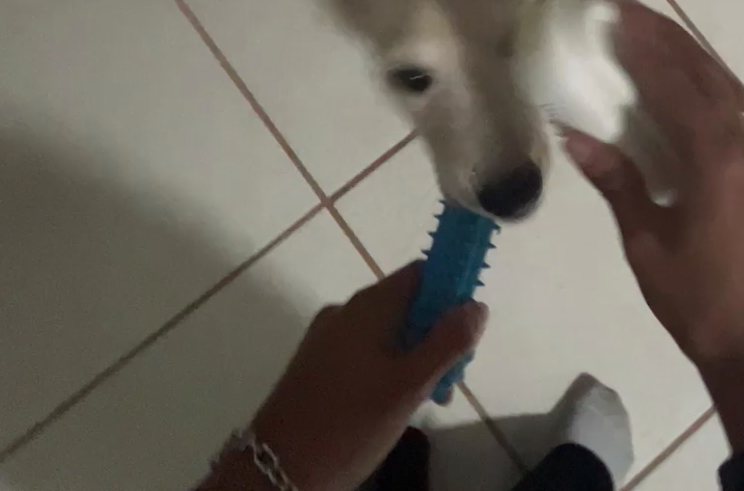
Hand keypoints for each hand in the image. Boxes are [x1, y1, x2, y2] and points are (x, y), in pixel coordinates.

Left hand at [208, 264, 487, 490]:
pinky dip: (388, 367)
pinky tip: (392, 404)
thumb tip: (477, 305)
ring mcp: (328, 338)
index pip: (424, 272)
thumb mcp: (408, 386)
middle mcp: (348, 310)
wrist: (266, 477)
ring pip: (388, 331)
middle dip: (437, 333)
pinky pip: (366, 351)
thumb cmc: (346, 425)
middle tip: (449, 378)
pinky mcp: (316, 365)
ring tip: (425, 399)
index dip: (452, 291)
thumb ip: (449, 342)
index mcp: (370, 305)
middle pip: (409, 303)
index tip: (467, 329)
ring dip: (415, 355)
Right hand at [560, 0, 743, 449]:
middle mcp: (739, 143)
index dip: (645, 49)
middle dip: (664, 36)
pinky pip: (730, 101)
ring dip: (686, 49)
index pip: (675, 87)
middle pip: (703, 72)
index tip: (616, 17)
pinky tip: (681, 71)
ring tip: (649, 27)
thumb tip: (572, 134)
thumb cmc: (692, 293)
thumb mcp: (644, 240)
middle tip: (627, 8)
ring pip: (721, 81)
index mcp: (713, 161)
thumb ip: (615, 180)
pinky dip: (704, 74)